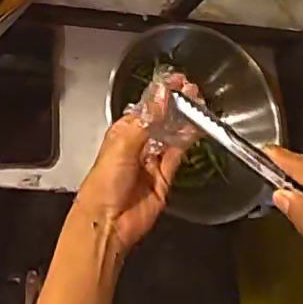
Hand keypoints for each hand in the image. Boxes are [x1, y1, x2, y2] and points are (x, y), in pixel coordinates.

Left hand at [71, 74, 198, 253]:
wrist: (108, 222)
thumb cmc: (104, 182)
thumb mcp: (123, 144)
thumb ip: (146, 120)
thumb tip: (161, 95)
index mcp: (123, 131)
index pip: (146, 106)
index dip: (161, 93)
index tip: (175, 81)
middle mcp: (138, 143)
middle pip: (161, 118)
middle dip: (175, 104)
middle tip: (191, 90)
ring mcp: (152, 159)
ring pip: (172, 134)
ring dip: (184, 119)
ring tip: (197, 103)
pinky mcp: (164, 177)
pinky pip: (177, 154)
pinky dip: (187, 141)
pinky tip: (196, 128)